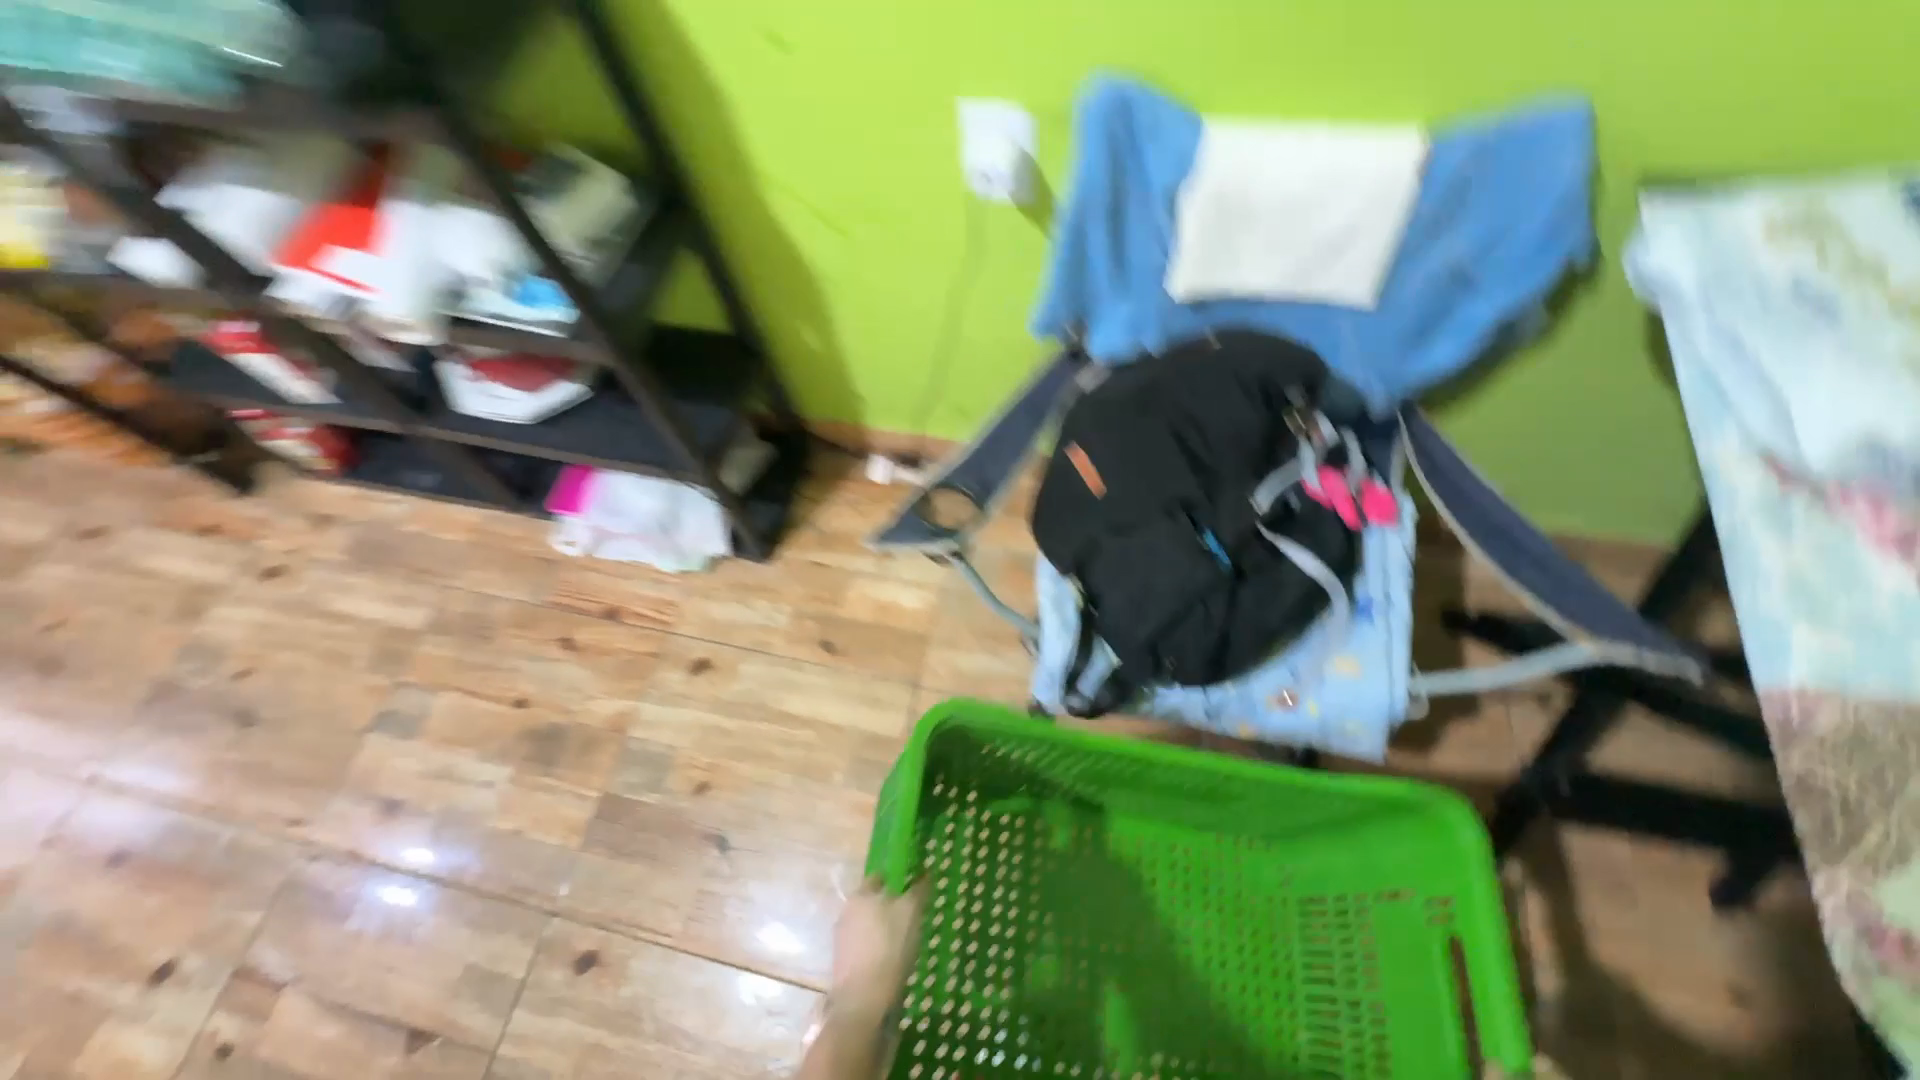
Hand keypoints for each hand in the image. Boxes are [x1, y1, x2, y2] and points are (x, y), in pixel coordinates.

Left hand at [795, 879, 927, 1079]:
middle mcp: (847, 910)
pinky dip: (876, 947)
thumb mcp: (911, 913)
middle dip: (888, 905)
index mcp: (861, 894)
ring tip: (903, 940)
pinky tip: (890, 959)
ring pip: (867, 924)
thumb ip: (918, 891)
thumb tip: (926, 873)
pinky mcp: (843, 961)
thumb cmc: (890, 948)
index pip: (880, 877)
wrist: (862, 1000)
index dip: (896, 881)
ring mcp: (842, 937)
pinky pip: (864, 945)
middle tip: (912, 915)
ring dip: (881, 928)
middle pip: (871, 901)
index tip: (913, 889)